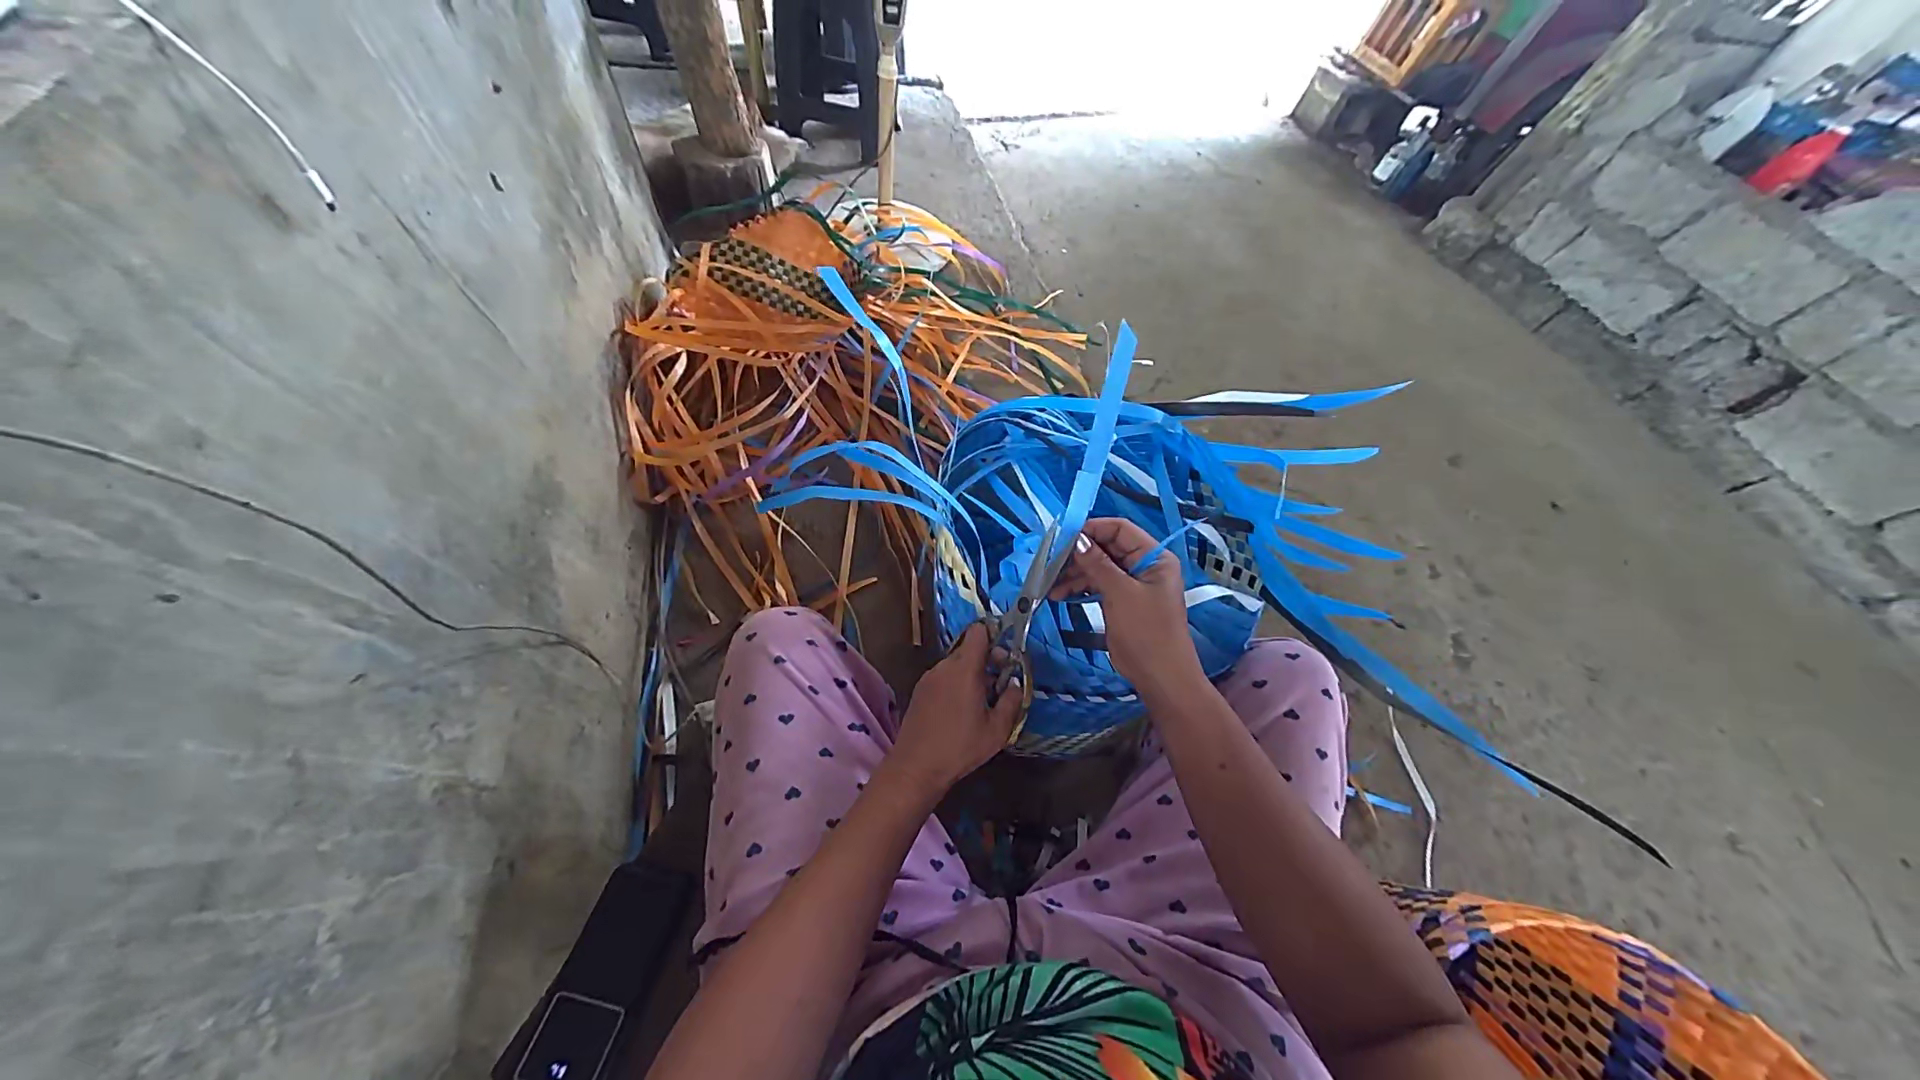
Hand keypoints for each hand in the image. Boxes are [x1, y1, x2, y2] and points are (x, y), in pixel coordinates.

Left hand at [886, 622, 1021, 795]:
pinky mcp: (919, 691)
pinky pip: (943, 677)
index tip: (1005, 659)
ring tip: (982, 703)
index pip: (978, 632)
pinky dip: (956, 684)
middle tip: (1000, 686)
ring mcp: (928, 678)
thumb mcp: (997, 729)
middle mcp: (943, 666)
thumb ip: (1011, 701)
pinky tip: (961, 711)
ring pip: (955, 665)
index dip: (994, 637)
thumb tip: (1015, 684)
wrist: (916, 766)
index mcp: (964, 669)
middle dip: (987, 661)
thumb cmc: (960, 747)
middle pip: (968, 649)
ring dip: (971, 675)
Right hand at [1048, 518, 1204, 699]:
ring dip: (1075, 573)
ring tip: (1052, 584)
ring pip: (1099, 566)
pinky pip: (1098, 584)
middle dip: (1079, 554)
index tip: (1063, 538)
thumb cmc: (1146, 631)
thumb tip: (1076, 539)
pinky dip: (1080, 587)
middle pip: (1107, 547)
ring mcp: (1133, 583)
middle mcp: (1145, 565)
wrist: (1160, 676)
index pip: (1120, 529)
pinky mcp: (1122, 600)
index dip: (1092, 529)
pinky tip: (1060, 594)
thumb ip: (1097, 563)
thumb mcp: (1120, 593)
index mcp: (1154, 556)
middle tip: (1052, 562)